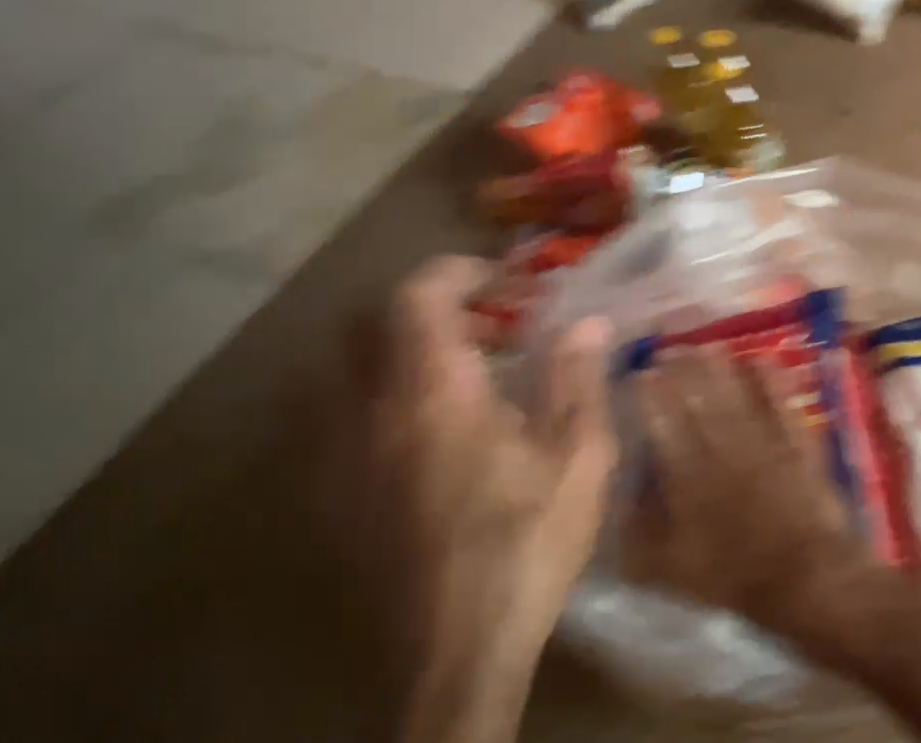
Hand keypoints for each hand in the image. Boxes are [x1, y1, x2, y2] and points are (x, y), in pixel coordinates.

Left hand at [352, 256, 614, 741]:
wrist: (459, 647)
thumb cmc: (528, 542)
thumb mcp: (579, 459)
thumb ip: (578, 380)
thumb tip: (587, 322)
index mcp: (433, 395)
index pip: (417, 299)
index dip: (455, 272)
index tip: (501, 278)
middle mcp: (371, 416)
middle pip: (364, 327)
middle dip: (422, 310)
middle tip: (485, 330)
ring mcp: (341, 460)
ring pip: (341, 374)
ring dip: (394, 355)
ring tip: (456, 380)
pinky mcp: (333, 500)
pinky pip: (337, 423)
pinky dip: (376, 402)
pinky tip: (426, 439)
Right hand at [625, 349, 879, 631]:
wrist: (806, 577)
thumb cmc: (733, 578)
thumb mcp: (667, 569)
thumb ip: (639, 529)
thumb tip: (620, 493)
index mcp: (688, 477)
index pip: (664, 426)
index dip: (651, 396)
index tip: (640, 370)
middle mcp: (724, 450)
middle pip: (700, 401)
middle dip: (683, 370)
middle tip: (670, 342)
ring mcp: (765, 443)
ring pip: (738, 395)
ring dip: (721, 367)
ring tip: (705, 344)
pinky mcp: (800, 444)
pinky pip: (784, 404)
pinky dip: (773, 380)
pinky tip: (762, 358)